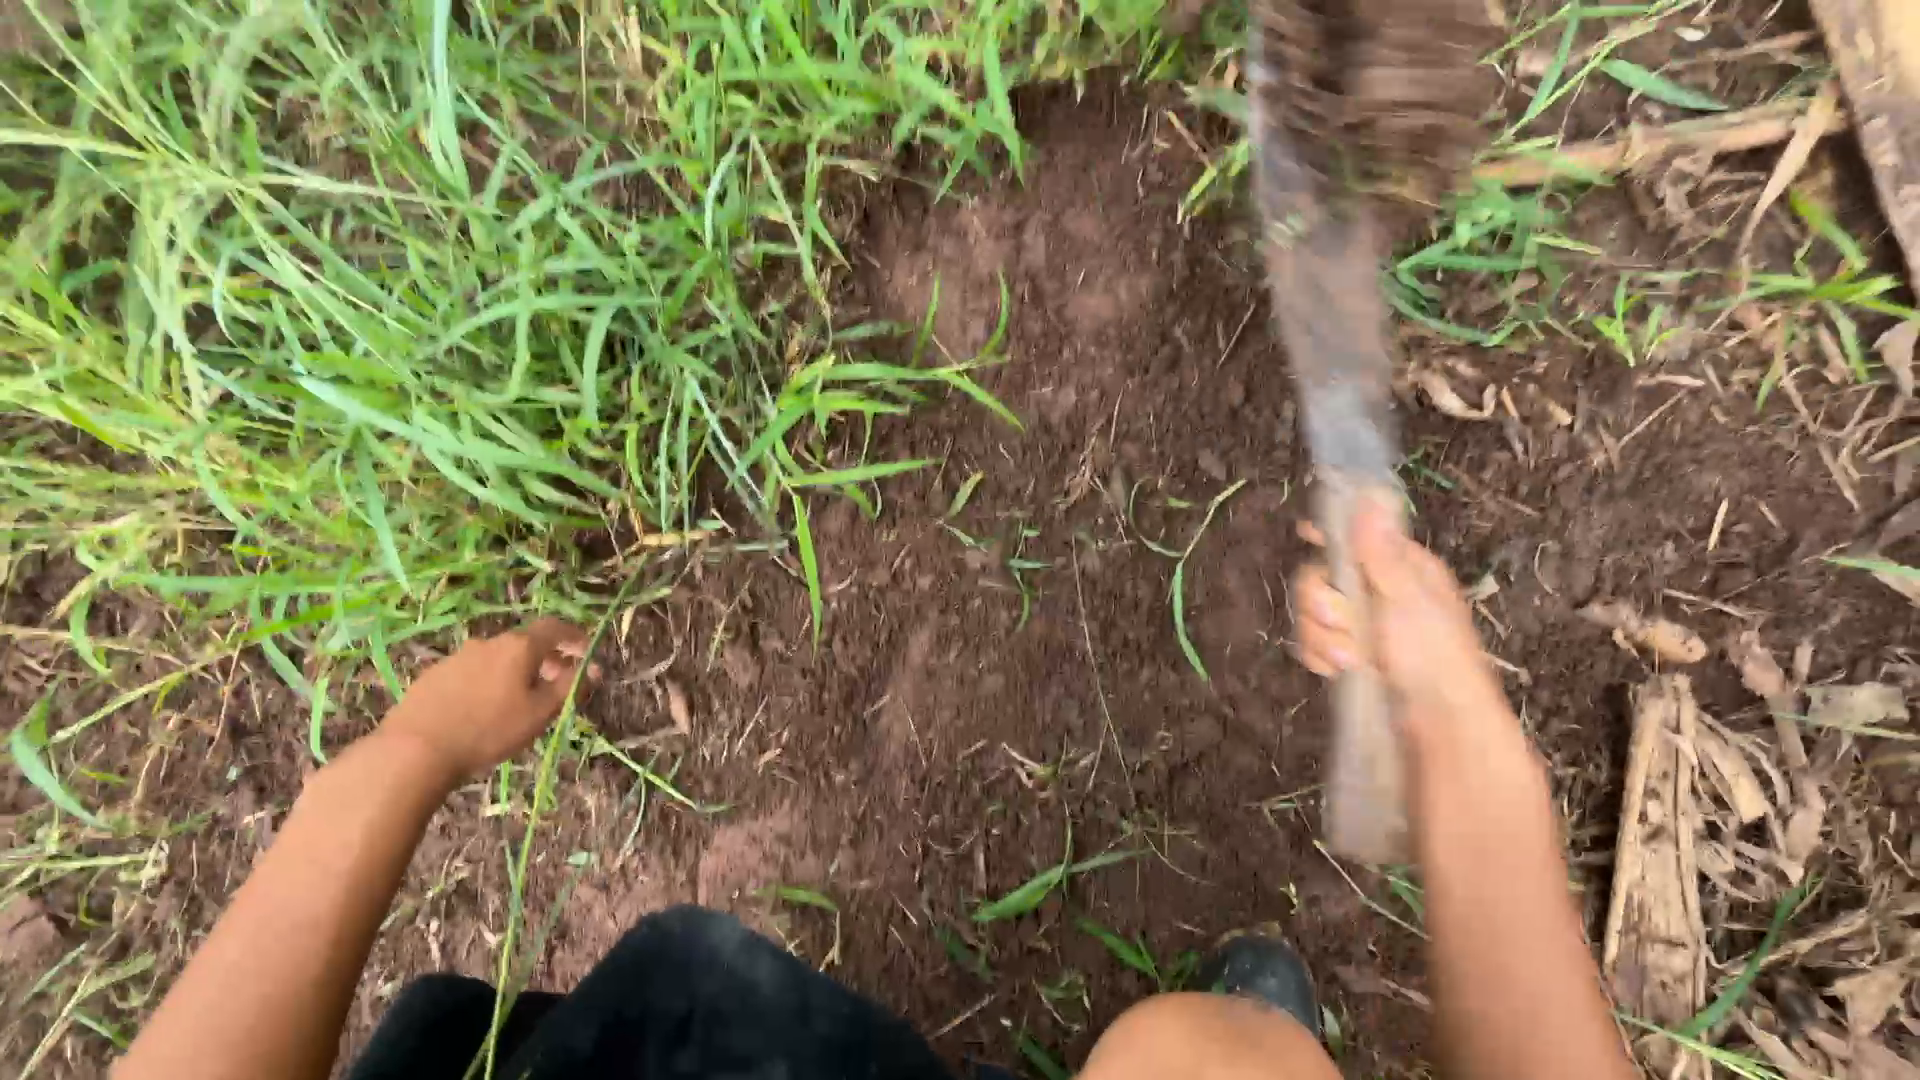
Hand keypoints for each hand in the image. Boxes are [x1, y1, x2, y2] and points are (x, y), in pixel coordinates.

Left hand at [378, 618, 595, 780]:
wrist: (413, 751)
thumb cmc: (489, 730)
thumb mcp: (540, 713)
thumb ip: (569, 687)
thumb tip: (593, 668)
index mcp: (519, 647)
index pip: (555, 628)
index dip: (574, 637)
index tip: (585, 652)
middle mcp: (489, 643)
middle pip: (525, 644)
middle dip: (545, 660)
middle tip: (555, 686)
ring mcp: (457, 657)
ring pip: (497, 659)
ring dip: (515, 673)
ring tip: (518, 702)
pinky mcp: (433, 676)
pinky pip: (472, 672)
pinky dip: (487, 682)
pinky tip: (482, 711)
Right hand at [1293, 503, 1515, 757]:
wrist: (1440, 725)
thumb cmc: (1434, 656)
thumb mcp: (1408, 599)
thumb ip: (1381, 553)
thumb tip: (1371, 496)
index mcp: (1401, 568)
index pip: (1356, 534)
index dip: (1330, 533)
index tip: (1307, 533)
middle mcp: (1378, 591)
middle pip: (1320, 576)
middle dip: (1321, 603)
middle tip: (1339, 623)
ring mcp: (1361, 624)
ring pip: (1313, 612)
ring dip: (1323, 637)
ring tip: (1350, 660)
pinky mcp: (1348, 653)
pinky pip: (1314, 641)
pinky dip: (1320, 654)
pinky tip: (1337, 670)